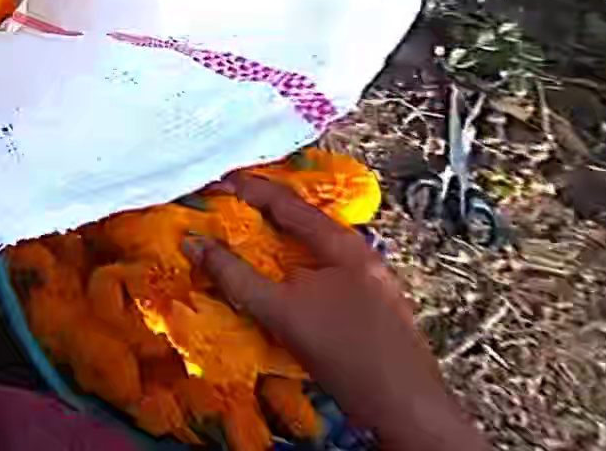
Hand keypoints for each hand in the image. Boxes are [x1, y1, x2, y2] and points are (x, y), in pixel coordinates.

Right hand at [183, 174, 487, 450]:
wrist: (412, 419)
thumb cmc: (348, 356)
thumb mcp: (280, 313)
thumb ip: (233, 275)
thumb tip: (193, 243)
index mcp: (340, 242)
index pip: (283, 199)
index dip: (243, 188)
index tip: (211, 185)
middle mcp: (358, 251)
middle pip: (298, 217)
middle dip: (257, 210)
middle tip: (221, 208)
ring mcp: (369, 277)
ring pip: (309, 242)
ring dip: (274, 237)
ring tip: (241, 236)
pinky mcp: (370, 303)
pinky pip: (319, 263)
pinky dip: (289, 258)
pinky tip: (276, 274)